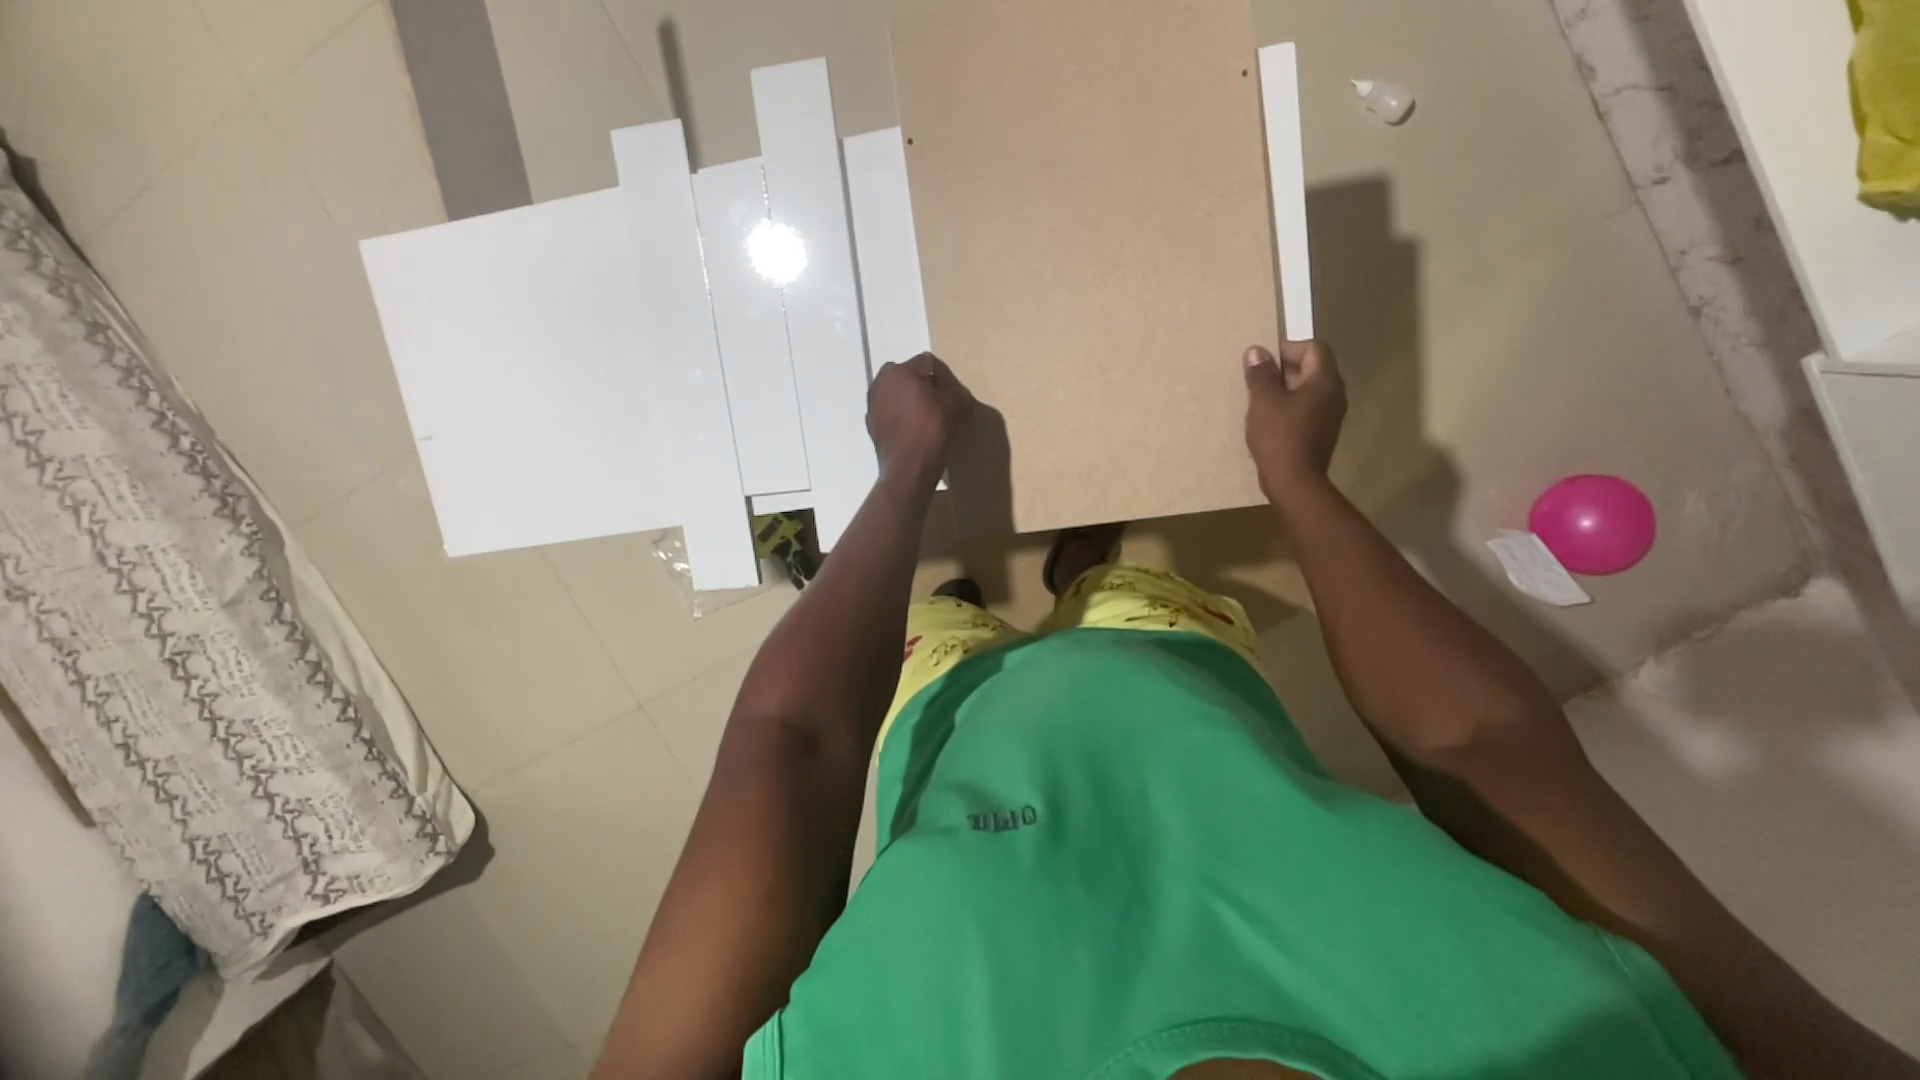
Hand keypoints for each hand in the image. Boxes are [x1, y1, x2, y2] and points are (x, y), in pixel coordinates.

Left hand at [868, 352, 975, 486]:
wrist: (908, 468)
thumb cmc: (931, 429)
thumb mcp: (955, 405)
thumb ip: (957, 390)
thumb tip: (956, 392)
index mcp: (897, 371)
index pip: (928, 364)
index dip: (945, 377)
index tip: (955, 394)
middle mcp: (879, 383)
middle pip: (911, 379)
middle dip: (927, 388)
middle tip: (944, 405)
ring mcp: (872, 405)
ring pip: (900, 397)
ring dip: (914, 403)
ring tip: (931, 419)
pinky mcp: (872, 426)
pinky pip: (893, 415)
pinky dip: (904, 419)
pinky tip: (917, 432)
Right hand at [1244, 340, 1345, 504]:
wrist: (1295, 482)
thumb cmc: (1279, 436)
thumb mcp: (1264, 400)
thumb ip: (1261, 373)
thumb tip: (1257, 351)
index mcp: (1325, 380)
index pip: (1313, 347)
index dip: (1287, 348)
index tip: (1263, 361)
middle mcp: (1334, 394)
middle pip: (1311, 368)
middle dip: (1283, 370)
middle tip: (1257, 380)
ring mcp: (1331, 415)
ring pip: (1308, 391)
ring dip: (1284, 390)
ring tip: (1260, 401)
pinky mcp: (1322, 433)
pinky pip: (1306, 410)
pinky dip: (1289, 408)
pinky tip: (1269, 421)